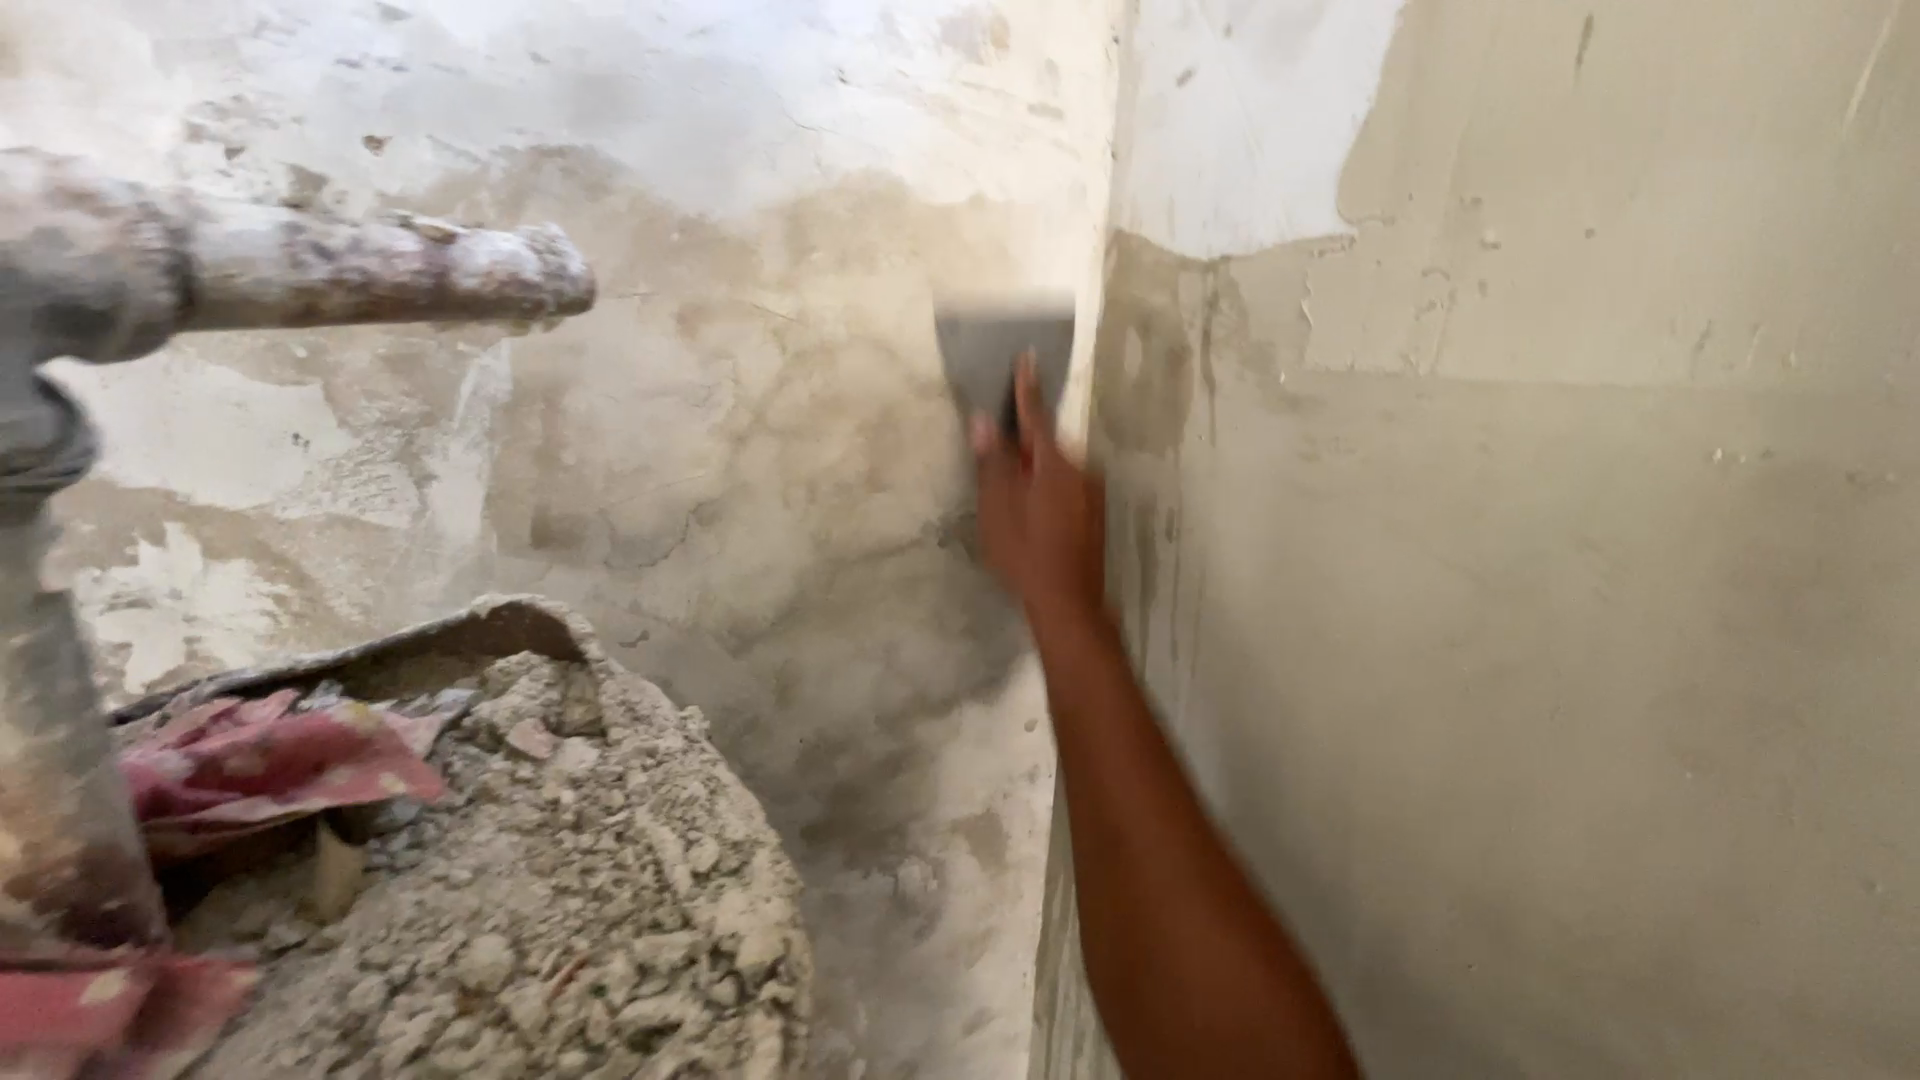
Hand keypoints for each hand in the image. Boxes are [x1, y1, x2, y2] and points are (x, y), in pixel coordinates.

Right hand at [972, 351, 1106, 623]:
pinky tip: (1035, 515)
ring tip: (1014, 499)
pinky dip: (1049, 488)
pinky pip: (1067, 486)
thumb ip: (992, 463)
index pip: (1035, 417)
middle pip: (1046, 445)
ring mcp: (1092, 493)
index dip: (1027, 389)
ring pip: (1057, 468)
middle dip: (1024, 445)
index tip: (1027, 358)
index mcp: (1053, 465)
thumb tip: (983, 421)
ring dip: (1036, 471)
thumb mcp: (997, 509)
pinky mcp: (1095, 513)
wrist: (1068, 601)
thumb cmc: (1025, 555)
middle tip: (1000, 459)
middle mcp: (1080, 471)